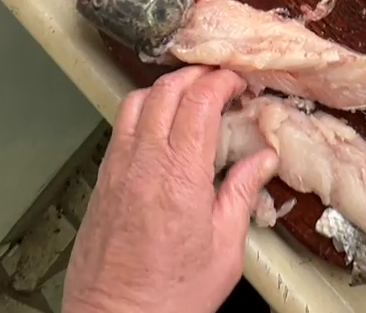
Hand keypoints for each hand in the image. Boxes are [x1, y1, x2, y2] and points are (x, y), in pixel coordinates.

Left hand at [64, 67, 279, 312]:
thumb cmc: (169, 298)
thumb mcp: (223, 251)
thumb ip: (241, 194)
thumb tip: (263, 159)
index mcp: (181, 174)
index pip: (200, 99)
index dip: (222, 81)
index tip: (237, 83)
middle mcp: (146, 161)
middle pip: (168, 89)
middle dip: (197, 75)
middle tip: (218, 82)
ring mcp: (118, 168)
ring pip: (138, 99)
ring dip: (166, 88)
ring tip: (188, 95)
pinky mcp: (102, 180)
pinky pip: (121, 126)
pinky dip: (143, 110)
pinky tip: (159, 125)